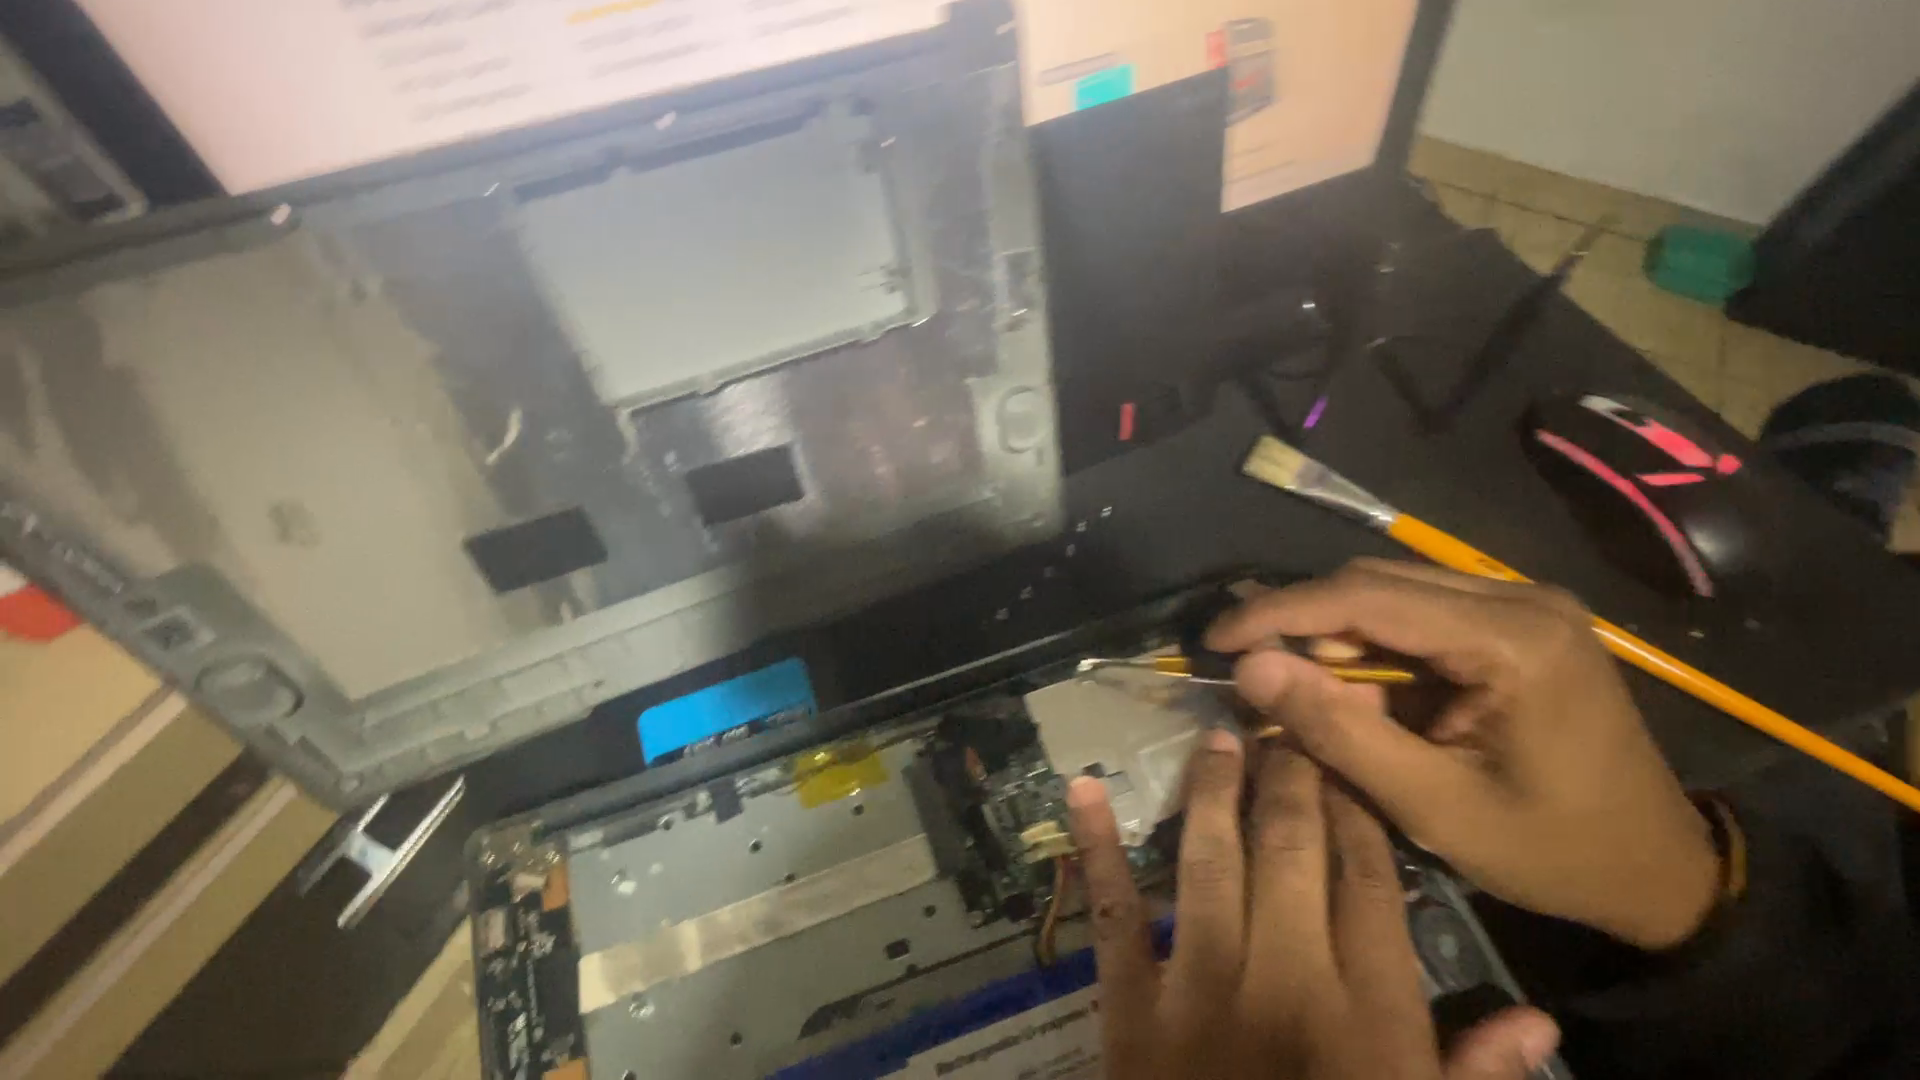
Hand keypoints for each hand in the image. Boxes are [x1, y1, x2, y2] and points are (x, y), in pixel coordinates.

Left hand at [1065, 730, 1560, 1079]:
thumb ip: (1475, 1078)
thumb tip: (1537, 1021)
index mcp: (1369, 1018)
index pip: (1370, 883)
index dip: (1356, 812)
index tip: (1343, 760)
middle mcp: (1287, 980)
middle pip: (1293, 853)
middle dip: (1291, 781)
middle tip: (1284, 724)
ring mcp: (1201, 984)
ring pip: (1210, 861)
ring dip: (1214, 792)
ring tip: (1220, 738)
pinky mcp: (1131, 1003)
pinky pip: (1114, 911)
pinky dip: (1095, 845)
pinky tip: (1082, 787)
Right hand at [1206, 559, 1722, 950]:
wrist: (1660, 870)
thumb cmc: (1551, 849)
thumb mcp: (1432, 805)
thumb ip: (1337, 730)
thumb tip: (1249, 667)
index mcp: (1511, 639)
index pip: (1363, 597)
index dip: (1277, 612)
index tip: (1215, 640)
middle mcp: (1520, 598)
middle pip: (1372, 581)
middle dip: (1300, 621)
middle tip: (1251, 671)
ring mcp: (1523, 602)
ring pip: (1389, 588)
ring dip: (1332, 631)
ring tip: (1299, 684)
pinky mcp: (1518, 618)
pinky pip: (1416, 608)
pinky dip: (1369, 640)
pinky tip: (1355, 681)